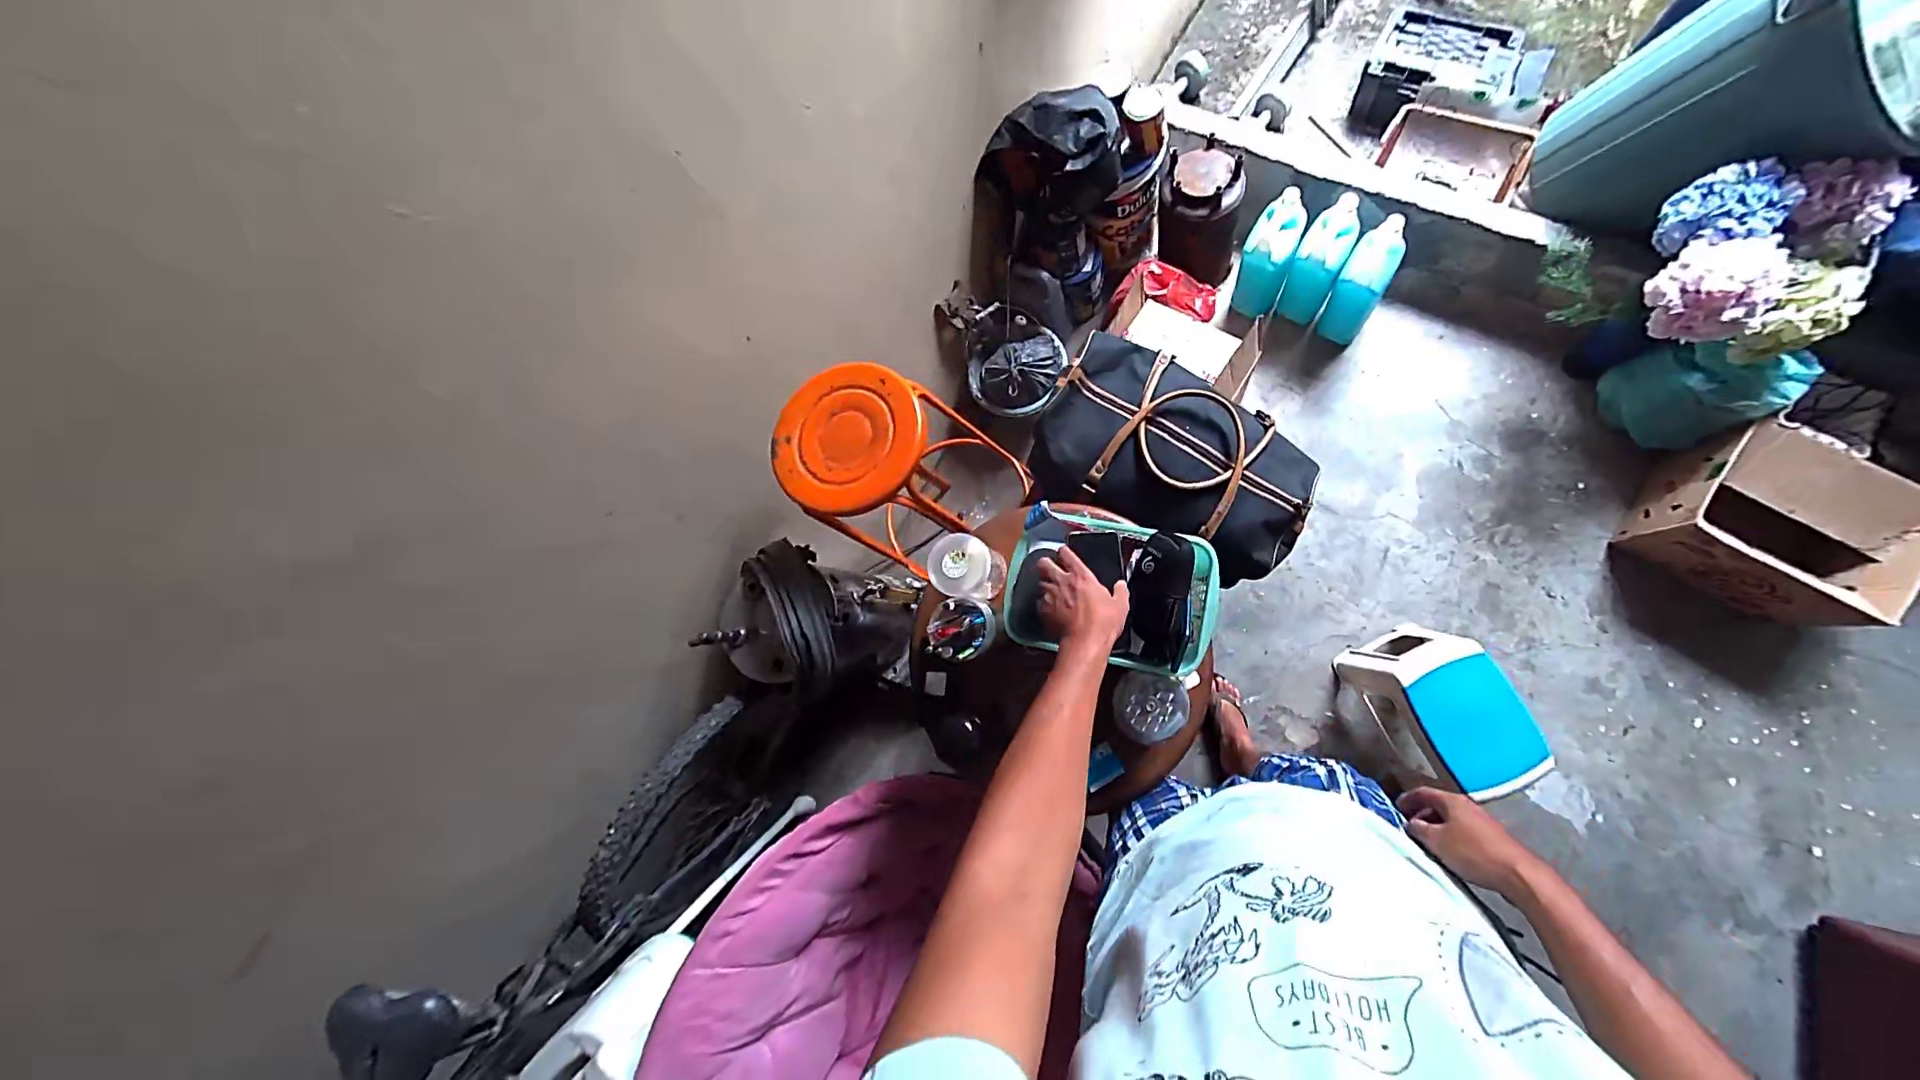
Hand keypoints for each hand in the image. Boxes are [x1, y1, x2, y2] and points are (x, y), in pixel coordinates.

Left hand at [1036, 546, 1129, 651]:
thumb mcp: (1120, 605)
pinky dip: (1043, 604)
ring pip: (1039, 582)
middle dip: (1046, 564)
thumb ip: (1120, 591)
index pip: (1065, 553)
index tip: (1065, 556)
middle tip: (1051, 570)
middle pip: (1044, 563)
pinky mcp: (1043, 610)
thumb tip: (1121, 585)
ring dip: (1045, 585)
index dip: (1064, 553)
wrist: (1086, 641)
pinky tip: (1050, 609)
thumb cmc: (1103, 622)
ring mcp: (1050, 595)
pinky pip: (1039, 602)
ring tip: (1051, 591)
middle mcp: (1062, 581)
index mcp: (1081, 575)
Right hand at [1397, 787, 1542, 897]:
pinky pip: (1464, 830)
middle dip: (1421, 814)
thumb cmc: (1472, 852)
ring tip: (1428, 841)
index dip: (1406, 799)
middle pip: (1438, 805)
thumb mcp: (1435, 841)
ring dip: (1436, 826)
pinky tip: (1450, 851)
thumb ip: (1418, 828)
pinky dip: (1452, 835)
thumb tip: (1411, 823)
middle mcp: (1468, 806)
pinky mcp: (1494, 838)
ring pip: (1451, 819)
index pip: (1422, 792)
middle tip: (1410, 827)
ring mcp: (1483, 822)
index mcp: (1452, 801)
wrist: (1519, 875)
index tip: (1395, 809)